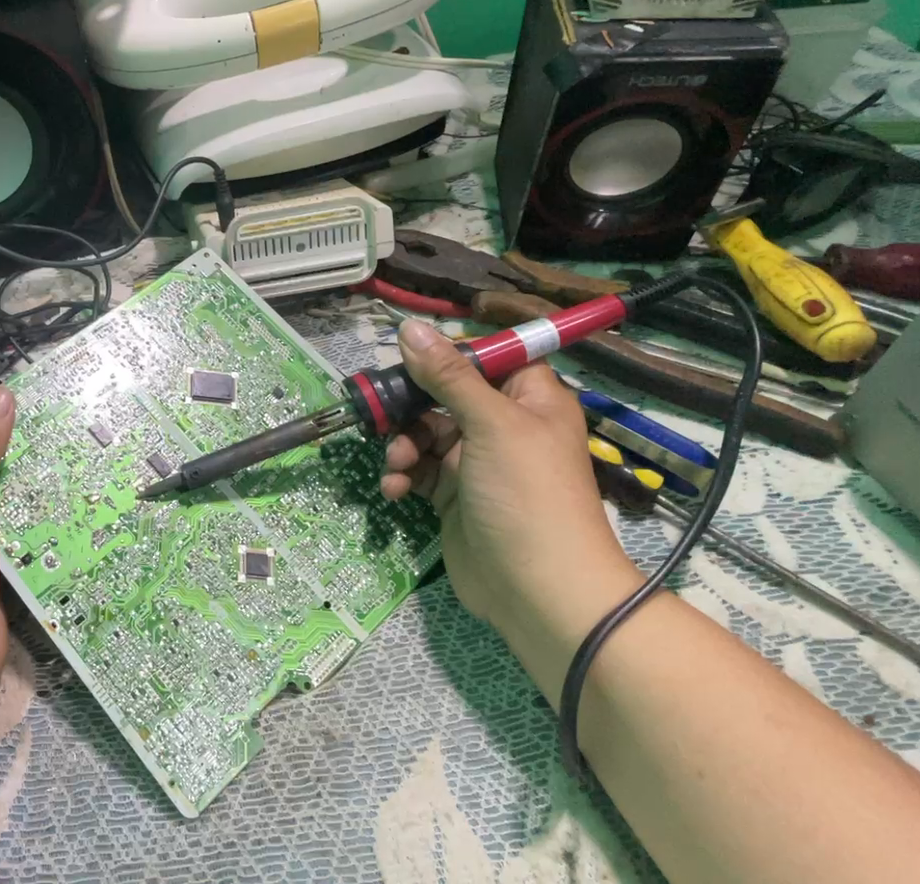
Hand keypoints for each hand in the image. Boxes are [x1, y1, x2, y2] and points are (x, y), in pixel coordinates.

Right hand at [379, 319, 641, 692]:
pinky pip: (420, 470)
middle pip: (446, 394)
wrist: (538, 590)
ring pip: (426, 432)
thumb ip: (448, 376)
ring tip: (399, 464)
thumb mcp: (491, 424)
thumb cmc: (525, 493)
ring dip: (403, 443)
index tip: (410, 357)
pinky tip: (396, 489)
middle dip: (412, 404)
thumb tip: (409, 329)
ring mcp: (477, 462)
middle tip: (381, 411)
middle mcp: (504, 425)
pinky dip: (404, 475)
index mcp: (529, 399)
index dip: (451, 353)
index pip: (489, 356)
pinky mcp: (454, 495)